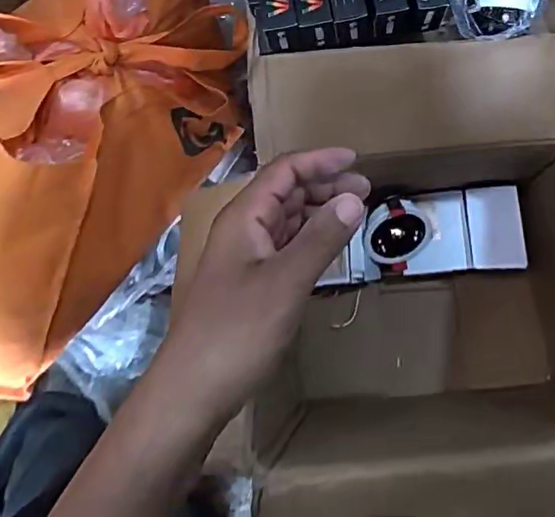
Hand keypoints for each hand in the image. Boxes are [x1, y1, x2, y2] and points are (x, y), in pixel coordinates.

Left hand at [161, 148, 368, 419]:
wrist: (189, 395)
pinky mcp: (249, 283)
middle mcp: (242, 229)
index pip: (285, 171)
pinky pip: (285, 245)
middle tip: (364, 191)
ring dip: (319, 210)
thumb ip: (321, 238)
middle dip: (324, 184)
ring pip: (286, 218)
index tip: (356, 160)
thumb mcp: (286, 282)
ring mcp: (244, 257)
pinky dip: (310, 238)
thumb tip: (354, 199)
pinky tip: (328, 247)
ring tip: (353, 215)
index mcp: (245, 217)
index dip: (320, 160)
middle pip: (286, 191)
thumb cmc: (236, 332)